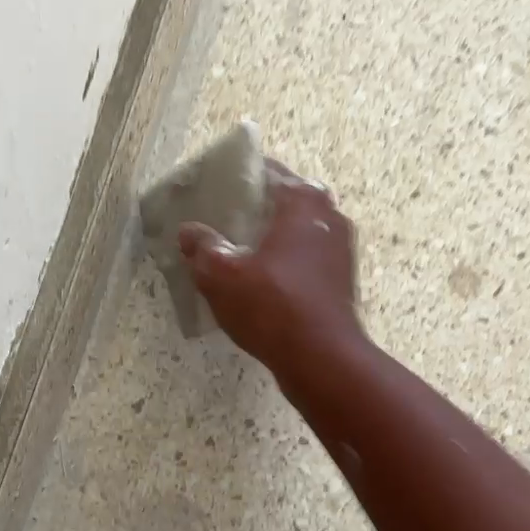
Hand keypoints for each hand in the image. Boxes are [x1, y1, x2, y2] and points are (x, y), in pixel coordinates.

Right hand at [177, 158, 362, 378]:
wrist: (322, 358)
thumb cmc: (272, 306)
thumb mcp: (221, 275)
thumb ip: (202, 247)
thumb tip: (188, 232)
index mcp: (303, 202)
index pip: (269, 172)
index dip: (241, 177)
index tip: (217, 187)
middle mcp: (329, 217)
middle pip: (289, 200)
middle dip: (259, 208)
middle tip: (227, 220)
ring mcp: (341, 250)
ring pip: (301, 231)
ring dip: (275, 237)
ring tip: (242, 251)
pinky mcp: (341, 281)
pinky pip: (308, 259)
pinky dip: (288, 262)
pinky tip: (264, 280)